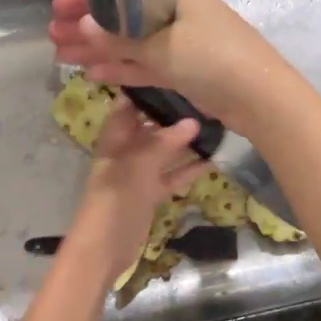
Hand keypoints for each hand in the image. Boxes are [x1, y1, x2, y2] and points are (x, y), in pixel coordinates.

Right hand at [47, 0, 314, 137]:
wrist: (260, 96)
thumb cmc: (213, 59)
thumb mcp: (163, 46)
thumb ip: (120, 39)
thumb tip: (82, 26)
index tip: (56, 11)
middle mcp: (175, 7)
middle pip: (122, 14)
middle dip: (88, 28)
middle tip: (53, 39)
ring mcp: (181, 39)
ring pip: (131, 42)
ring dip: (99, 50)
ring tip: (64, 58)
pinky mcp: (185, 68)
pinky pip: (146, 64)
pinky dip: (122, 69)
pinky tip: (94, 74)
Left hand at [70, 103, 209, 276]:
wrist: (104, 247)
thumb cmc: (115, 199)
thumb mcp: (139, 165)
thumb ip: (165, 143)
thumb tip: (194, 122)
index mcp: (115, 138)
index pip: (129, 105)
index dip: (148, 89)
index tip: (177, 73)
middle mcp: (127, 151)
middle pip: (151, 127)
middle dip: (174, 115)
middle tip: (207, 98)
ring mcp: (140, 174)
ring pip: (166, 152)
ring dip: (186, 142)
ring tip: (217, 125)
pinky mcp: (151, 194)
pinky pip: (172, 176)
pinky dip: (189, 169)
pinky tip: (213, 159)